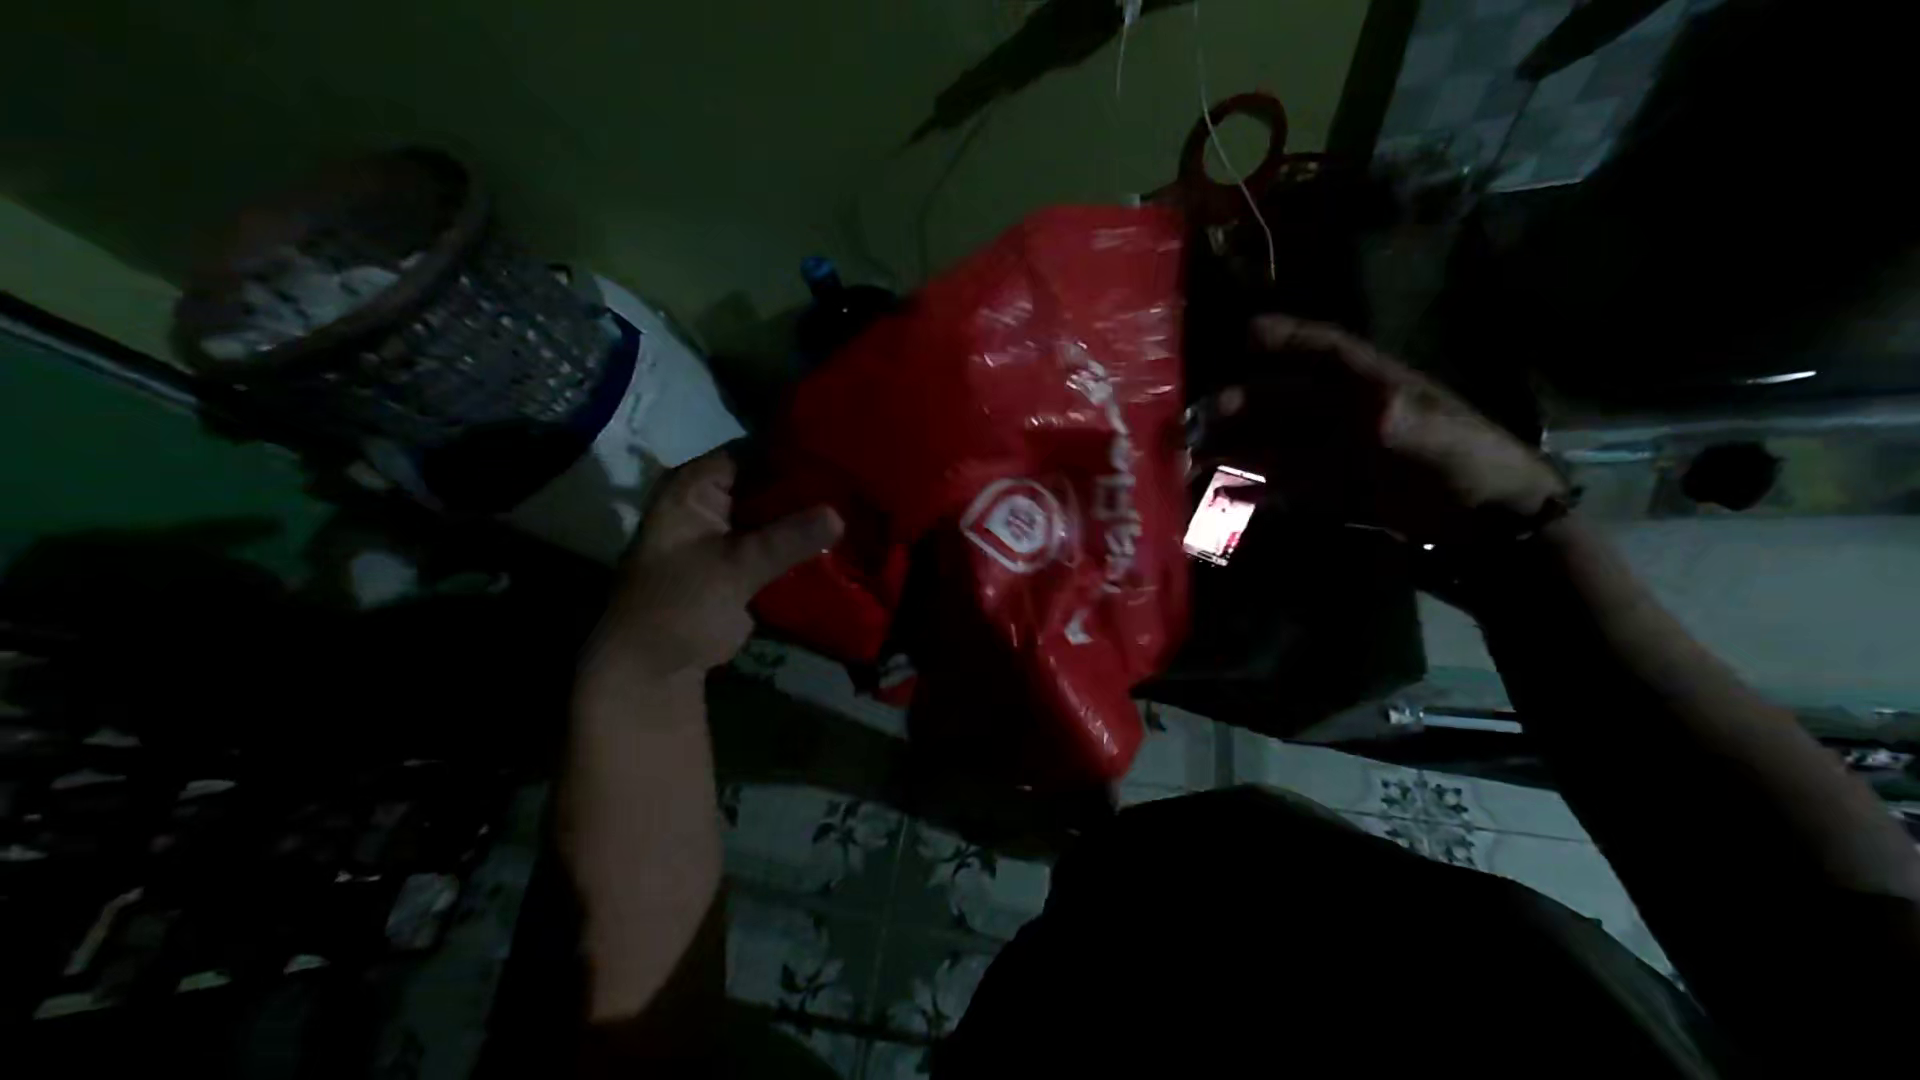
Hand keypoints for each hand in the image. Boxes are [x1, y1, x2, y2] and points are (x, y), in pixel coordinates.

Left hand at [579, 448, 842, 694]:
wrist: (657, 667)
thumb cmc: (678, 606)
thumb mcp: (732, 568)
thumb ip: (786, 539)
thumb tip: (840, 514)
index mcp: (694, 487)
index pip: (752, 452)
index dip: (795, 451)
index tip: (843, 453)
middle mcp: (713, 501)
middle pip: (770, 482)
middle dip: (810, 486)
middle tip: (861, 482)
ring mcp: (731, 532)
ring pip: (779, 513)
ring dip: (811, 515)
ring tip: (863, 505)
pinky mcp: (746, 561)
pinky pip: (781, 542)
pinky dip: (806, 542)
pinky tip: (847, 537)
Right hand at [1203, 315, 1566, 542]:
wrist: (1487, 527)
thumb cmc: (1468, 466)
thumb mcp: (1440, 441)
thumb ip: (1403, 424)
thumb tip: (1374, 413)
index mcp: (1372, 387)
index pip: (1325, 351)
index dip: (1287, 338)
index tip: (1245, 333)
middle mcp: (1343, 414)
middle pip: (1280, 401)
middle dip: (1235, 406)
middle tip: (1192, 419)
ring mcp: (1333, 454)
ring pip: (1271, 445)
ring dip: (1233, 450)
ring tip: (1192, 459)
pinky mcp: (1329, 491)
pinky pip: (1280, 486)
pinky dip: (1251, 489)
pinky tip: (1224, 494)